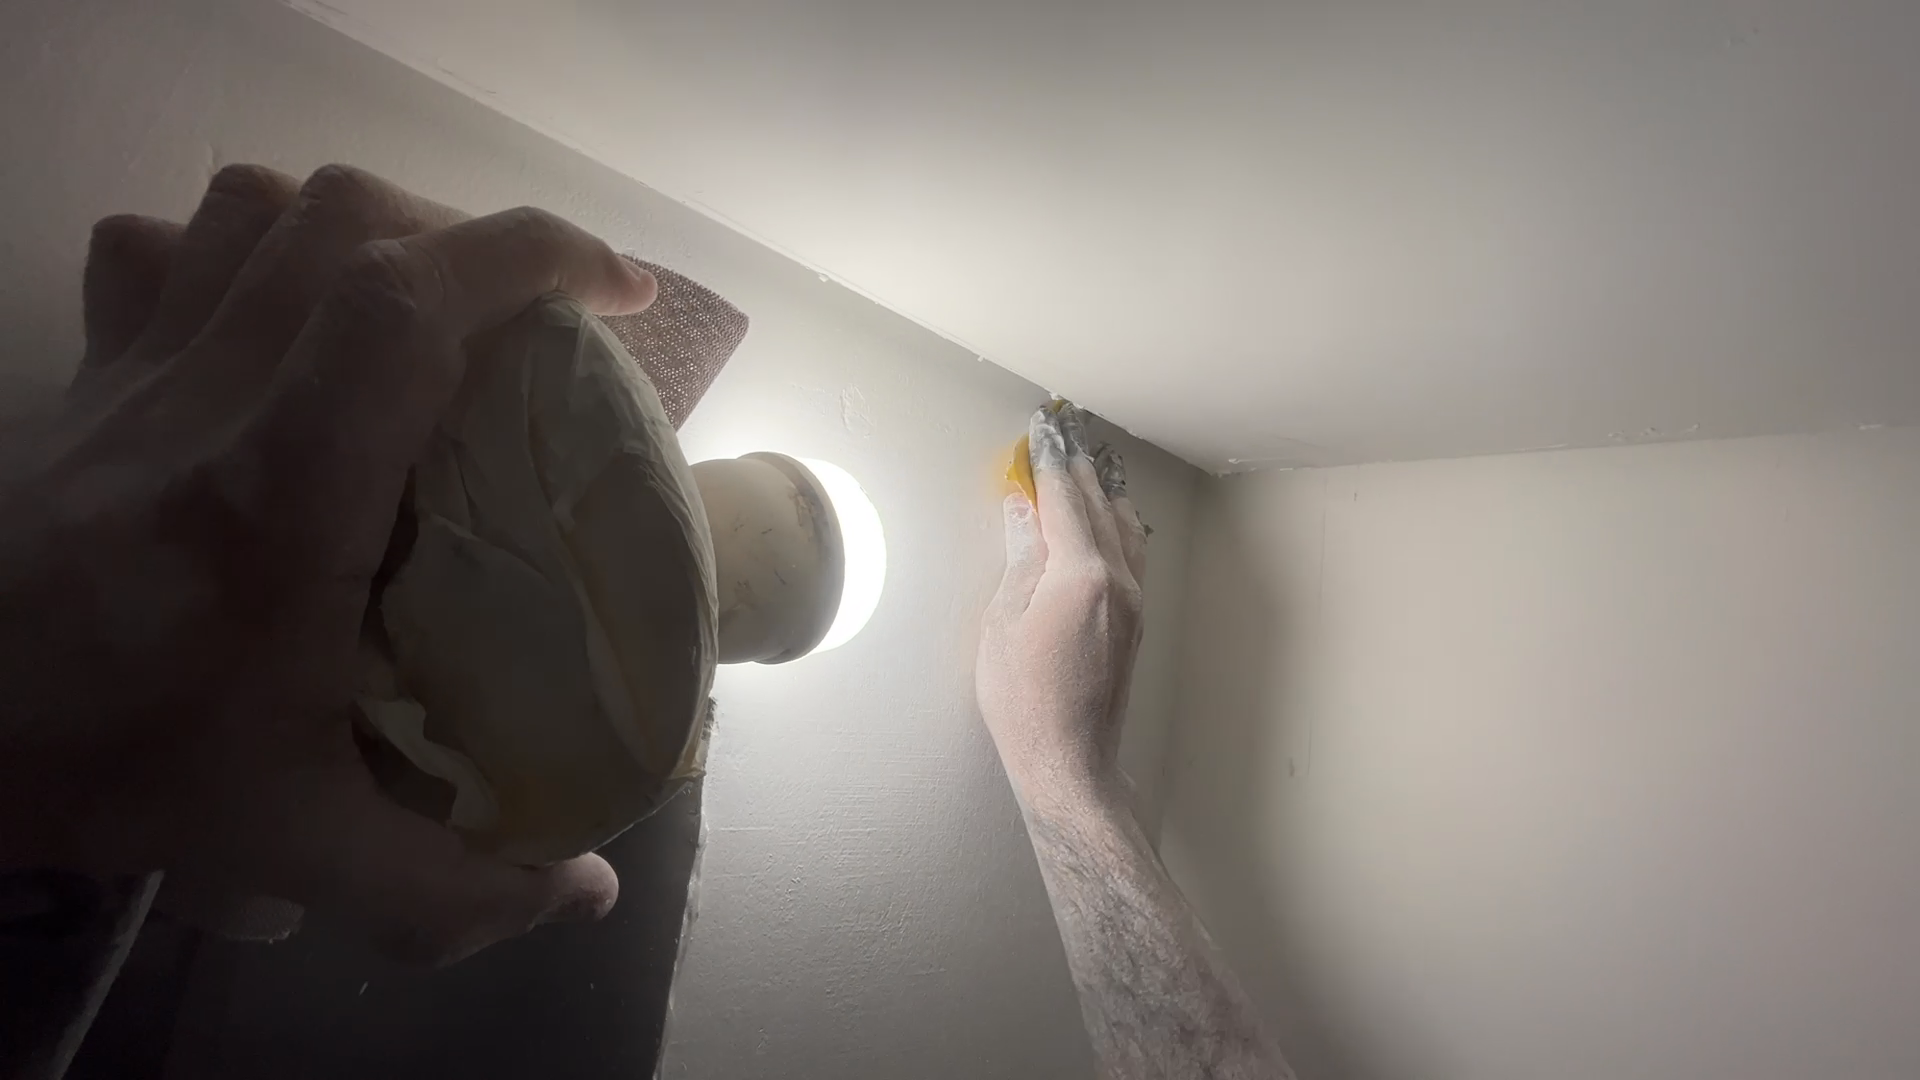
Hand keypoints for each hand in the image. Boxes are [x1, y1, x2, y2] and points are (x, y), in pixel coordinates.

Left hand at [0, 164, 656, 962]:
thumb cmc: (118, 773)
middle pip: (348, 226)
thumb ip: (454, 886)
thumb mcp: (298, 847)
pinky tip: (323, 317)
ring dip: (389, 236)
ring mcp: (140, 373)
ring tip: (460, 304)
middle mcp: (209, 405)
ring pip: (264, 210)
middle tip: (556, 315)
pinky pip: (177, 245)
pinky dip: (270, 251)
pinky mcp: (102, 372)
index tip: (623, 292)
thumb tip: (590, 895)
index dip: (531, 259)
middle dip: (485, 241)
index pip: (404, 308)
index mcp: (280, 499)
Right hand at [976, 405, 1148, 810]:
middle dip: (1077, 465)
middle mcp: (1118, 580)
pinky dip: (1118, 522)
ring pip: (1124, 525)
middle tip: (1064, 428)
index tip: (1041, 429)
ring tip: (1088, 463)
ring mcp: (1134, 600)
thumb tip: (1022, 508)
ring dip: (1103, 490)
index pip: (1063, 501)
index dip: (1048, 461)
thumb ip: (1020, 557)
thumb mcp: (1003, 621)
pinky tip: (1112, 517)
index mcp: (1081, 575)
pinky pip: (1132, 552)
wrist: (1069, 758)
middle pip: (1097, 506)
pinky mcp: (1136, 619)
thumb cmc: (1024, 699)